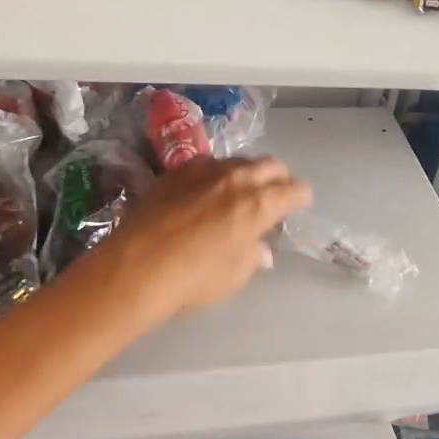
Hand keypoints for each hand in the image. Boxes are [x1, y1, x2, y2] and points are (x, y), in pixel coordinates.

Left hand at [89, 156, 312, 319]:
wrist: (137, 265)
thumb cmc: (194, 278)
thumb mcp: (234, 276)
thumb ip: (252, 256)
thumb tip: (260, 249)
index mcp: (259, 203)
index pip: (293, 190)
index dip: (300, 196)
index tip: (301, 202)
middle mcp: (236, 178)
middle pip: (269, 165)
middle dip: (278, 177)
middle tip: (276, 192)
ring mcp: (204, 169)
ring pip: (237, 160)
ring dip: (247, 172)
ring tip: (242, 189)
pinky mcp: (176, 171)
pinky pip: (206, 164)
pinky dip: (216, 174)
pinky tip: (207, 188)